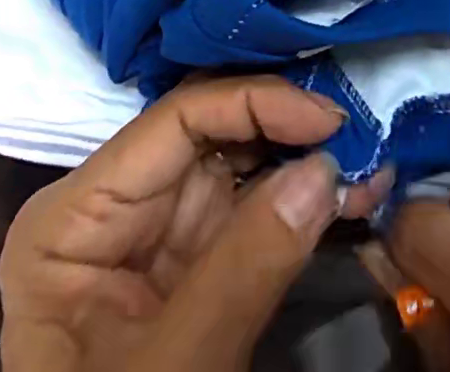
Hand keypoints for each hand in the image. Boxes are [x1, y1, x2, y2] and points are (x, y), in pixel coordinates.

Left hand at [0, 76, 391, 371]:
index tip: (328, 119)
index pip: (175, 120)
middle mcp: (122, 203)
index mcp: (78, 214)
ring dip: (309, 159)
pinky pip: (261, 207)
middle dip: (289, 124)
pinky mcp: (202, 256)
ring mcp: (165, 228)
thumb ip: (239, 271)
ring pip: (246, 160)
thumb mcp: (167, 368)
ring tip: (370, 163)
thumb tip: (322, 171)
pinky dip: (308, 200)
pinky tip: (354, 196)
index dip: (256, 103)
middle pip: (214, 130)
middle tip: (359, 130)